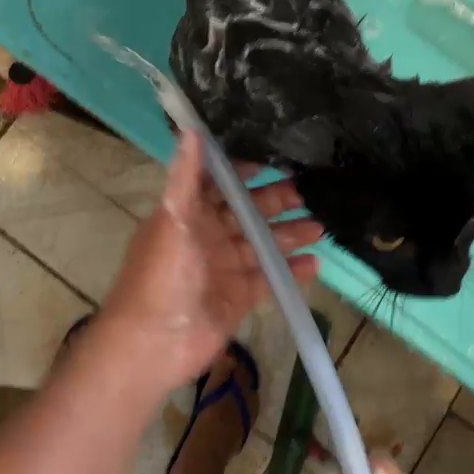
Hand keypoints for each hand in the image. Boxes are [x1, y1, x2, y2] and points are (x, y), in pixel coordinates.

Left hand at [96, 131, 322, 389]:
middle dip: (275, 202)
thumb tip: (189, 128)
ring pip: (262, 245)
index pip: (219, 185)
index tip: (274, 161)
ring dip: (289, 235)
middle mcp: (206, 237)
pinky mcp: (238, 298)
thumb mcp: (172, 220)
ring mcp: (224, 268)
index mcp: (187, 214)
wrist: (151, 344)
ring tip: (321, 226)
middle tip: (309, 192)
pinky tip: (315, 263)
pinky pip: (269, 279)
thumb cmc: (159, 276)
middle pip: (246, 213)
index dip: (244, 173)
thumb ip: (185, 176)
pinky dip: (291, 271)